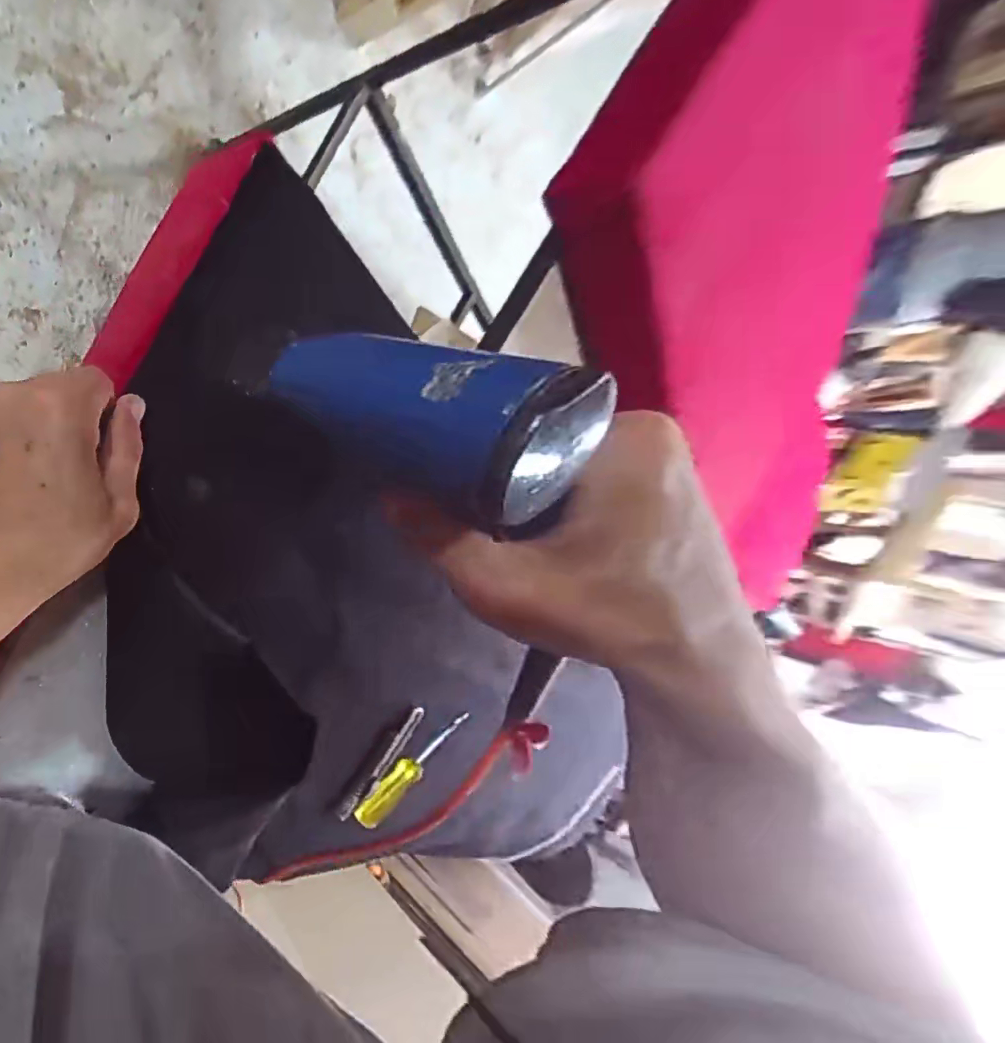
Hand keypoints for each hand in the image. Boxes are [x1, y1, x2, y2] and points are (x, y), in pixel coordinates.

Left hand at [0, 366, 144, 615]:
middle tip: (61, 470)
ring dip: (33, 425)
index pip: (97, 380)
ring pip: (24, 401)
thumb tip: (131, 404)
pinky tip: (1, 474)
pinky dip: (3, 434)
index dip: (102, 415)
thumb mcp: (116, 505)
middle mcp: (16, 391)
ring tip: (28, 476)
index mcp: (61, 404)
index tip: (92, 454)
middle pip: (57, 387)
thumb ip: (128, 445)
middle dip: (66, 417)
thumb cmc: (56, 543)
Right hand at [385, 412, 756, 685]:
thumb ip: (438, 538)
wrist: (695, 667)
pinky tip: (522, 521)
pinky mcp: (660, 481)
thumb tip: (388, 495)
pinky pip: (579, 467)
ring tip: (477, 509)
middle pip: (532, 435)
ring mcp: (660, 455)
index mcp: (620, 436)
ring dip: (514, 479)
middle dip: (488, 464)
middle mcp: (646, 431)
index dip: (462, 441)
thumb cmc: (603, 616)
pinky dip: (544, 488)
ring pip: (553, 453)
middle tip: (448, 495)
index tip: (428, 465)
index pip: (513, 418)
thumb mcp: (500, 584)